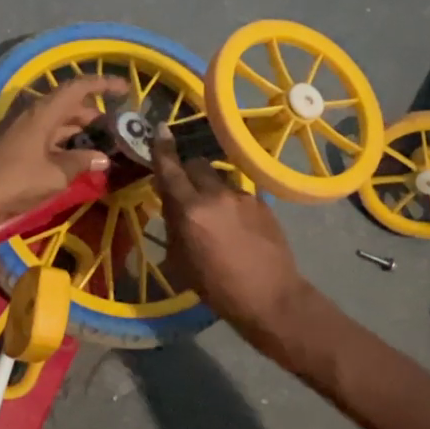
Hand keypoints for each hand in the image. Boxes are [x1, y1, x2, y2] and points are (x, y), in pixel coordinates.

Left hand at [0, 76, 126, 227]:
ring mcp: (16, 128)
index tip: (125, 89)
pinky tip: (70, 158)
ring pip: (53, 121)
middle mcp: (29, 113)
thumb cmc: (17, 180)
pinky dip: (60, 141)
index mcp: (42, 111)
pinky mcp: (9, 144)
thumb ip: (81, 163)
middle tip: (112, 129)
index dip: (103, 85)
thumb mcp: (56, 174)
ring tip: (97, 145)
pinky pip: (42, 134)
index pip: (77, 88)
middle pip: (66, 104)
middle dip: (91, 114)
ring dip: (75, 129)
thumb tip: (102, 158)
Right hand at [149, 125, 312, 330]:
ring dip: (210, 187)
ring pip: (219, 178)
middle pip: (196, 165)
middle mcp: (216, 195)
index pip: (170, 170)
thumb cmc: (218, 287)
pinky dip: (230, 201)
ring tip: (213, 211)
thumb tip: (171, 206)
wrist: (271, 298)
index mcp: (191, 210)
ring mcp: (243, 197)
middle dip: (186, 172)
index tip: (159, 130)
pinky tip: (235, 224)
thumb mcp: (181, 262)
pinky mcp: (263, 203)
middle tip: (184, 189)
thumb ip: (173, 226)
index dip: (162, 149)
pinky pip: (238, 193)